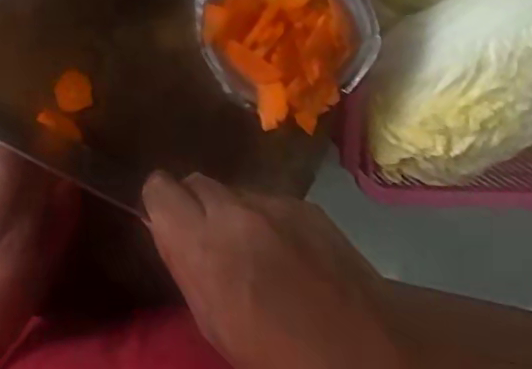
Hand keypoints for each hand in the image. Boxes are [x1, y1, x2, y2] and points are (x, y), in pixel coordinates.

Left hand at [0, 147, 78, 368]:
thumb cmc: (1, 309)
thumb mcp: (39, 274)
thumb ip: (56, 225)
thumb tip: (70, 182)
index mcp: (3, 235)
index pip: (13, 167)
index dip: (35, 148)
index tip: (57, 142)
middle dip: (21, 147)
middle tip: (42, 151)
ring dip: (6, 158)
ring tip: (24, 169)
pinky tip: (1, 190)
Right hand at [144, 172, 405, 368]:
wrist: (373, 358)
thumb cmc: (279, 356)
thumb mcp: (214, 324)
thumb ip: (185, 266)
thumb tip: (165, 230)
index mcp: (201, 243)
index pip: (158, 187)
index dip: (161, 204)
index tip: (170, 223)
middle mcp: (231, 211)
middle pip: (194, 181)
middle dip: (196, 204)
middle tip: (212, 239)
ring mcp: (272, 203)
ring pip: (234, 190)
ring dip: (235, 212)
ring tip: (258, 249)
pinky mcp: (306, 205)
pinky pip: (272, 201)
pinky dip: (272, 220)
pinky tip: (293, 253)